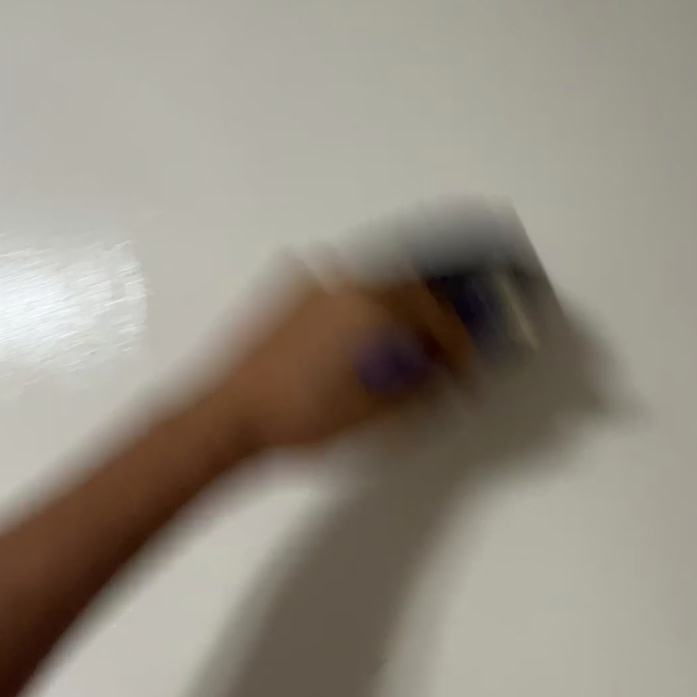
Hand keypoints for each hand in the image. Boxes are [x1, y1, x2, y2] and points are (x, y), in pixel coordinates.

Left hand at [207, 266, 473, 451]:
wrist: (229, 417)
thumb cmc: (297, 417)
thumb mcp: (374, 413)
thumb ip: (420, 387)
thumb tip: (445, 375)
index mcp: (368, 304)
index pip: (432, 312)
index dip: (457, 341)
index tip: (466, 364)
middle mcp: (340, 280)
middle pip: (405, 288)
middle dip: (431, 319)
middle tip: (444, 350)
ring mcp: (309, 283)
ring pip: (371, 286)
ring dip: (396, 311)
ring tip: (406, 346)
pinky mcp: (286, 295)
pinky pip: (339, 291)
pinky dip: (361, 309)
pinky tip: (363, 338)